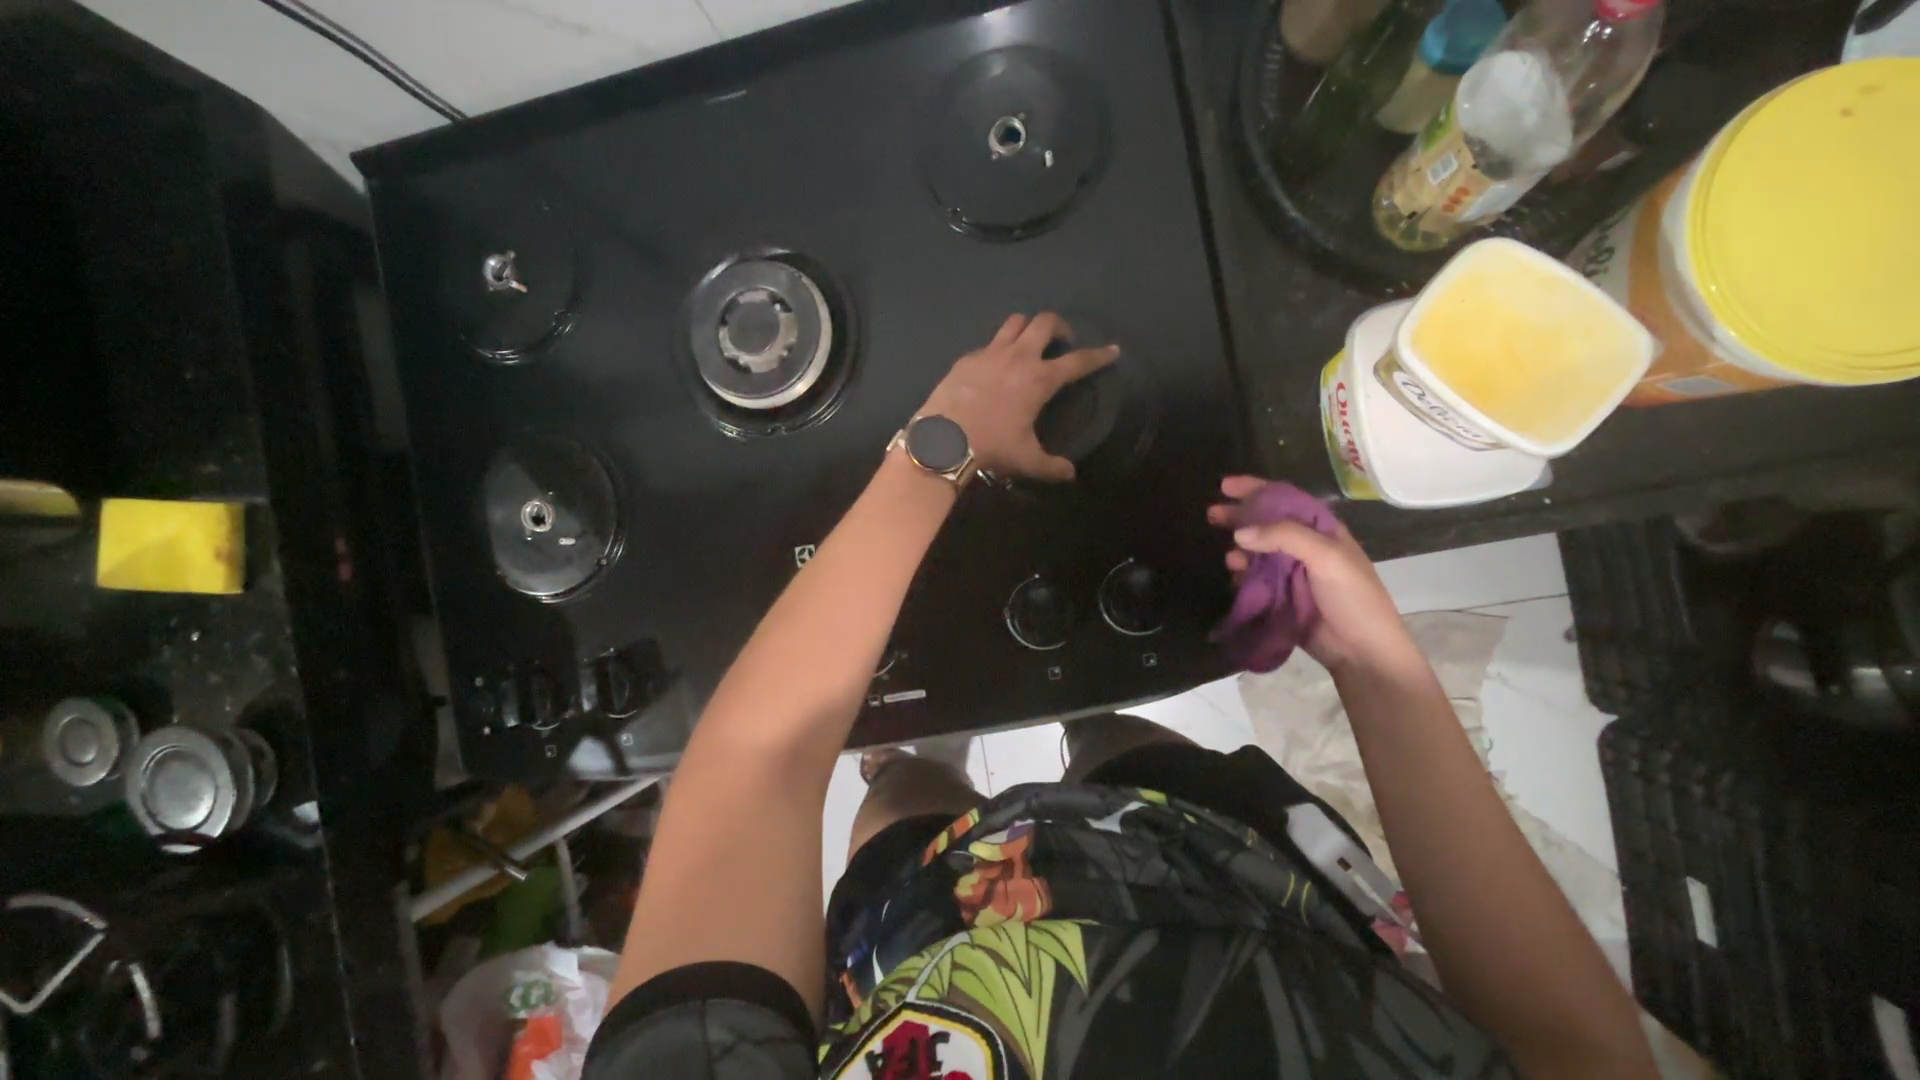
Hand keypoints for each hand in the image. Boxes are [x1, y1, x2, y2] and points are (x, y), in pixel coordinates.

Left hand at [918, 312, 1117, 480]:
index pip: (1078, 361)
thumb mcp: (1026, 460)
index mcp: (1039, 379)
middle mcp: (1018, 357)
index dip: (1098, 355)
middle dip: (1059, 326)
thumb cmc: (991, 447)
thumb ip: (1052, 466)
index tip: (1112, 350)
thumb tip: (1070, 474)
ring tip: (1030, 343)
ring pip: (1015, 322)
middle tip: (1062, 342)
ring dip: (1028, 327)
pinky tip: (995, 367)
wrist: (943, 438)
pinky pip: (989, 342)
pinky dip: (999, 348)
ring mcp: (990, 353)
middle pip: (1045, 322)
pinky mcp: (967, 358)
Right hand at [1206, 476, 1416, 672]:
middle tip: (1212, 516)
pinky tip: (1235, 577)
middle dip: (1239, 518)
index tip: (1224, 486)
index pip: (1285, 500)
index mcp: (1322, 531)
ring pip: (1257, 553)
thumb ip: (1285, 537)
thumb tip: (1239, 533)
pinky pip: (1254, 581)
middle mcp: (1305, 548)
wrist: (1362, 651)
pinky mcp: (1281, 599)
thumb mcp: (1326, 557)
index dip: (1256, 489)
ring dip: (1240, 551)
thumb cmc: (1353, 597)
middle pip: (1266, 524)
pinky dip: (1242, 576)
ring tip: (1229, 558)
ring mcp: (1292, 574)